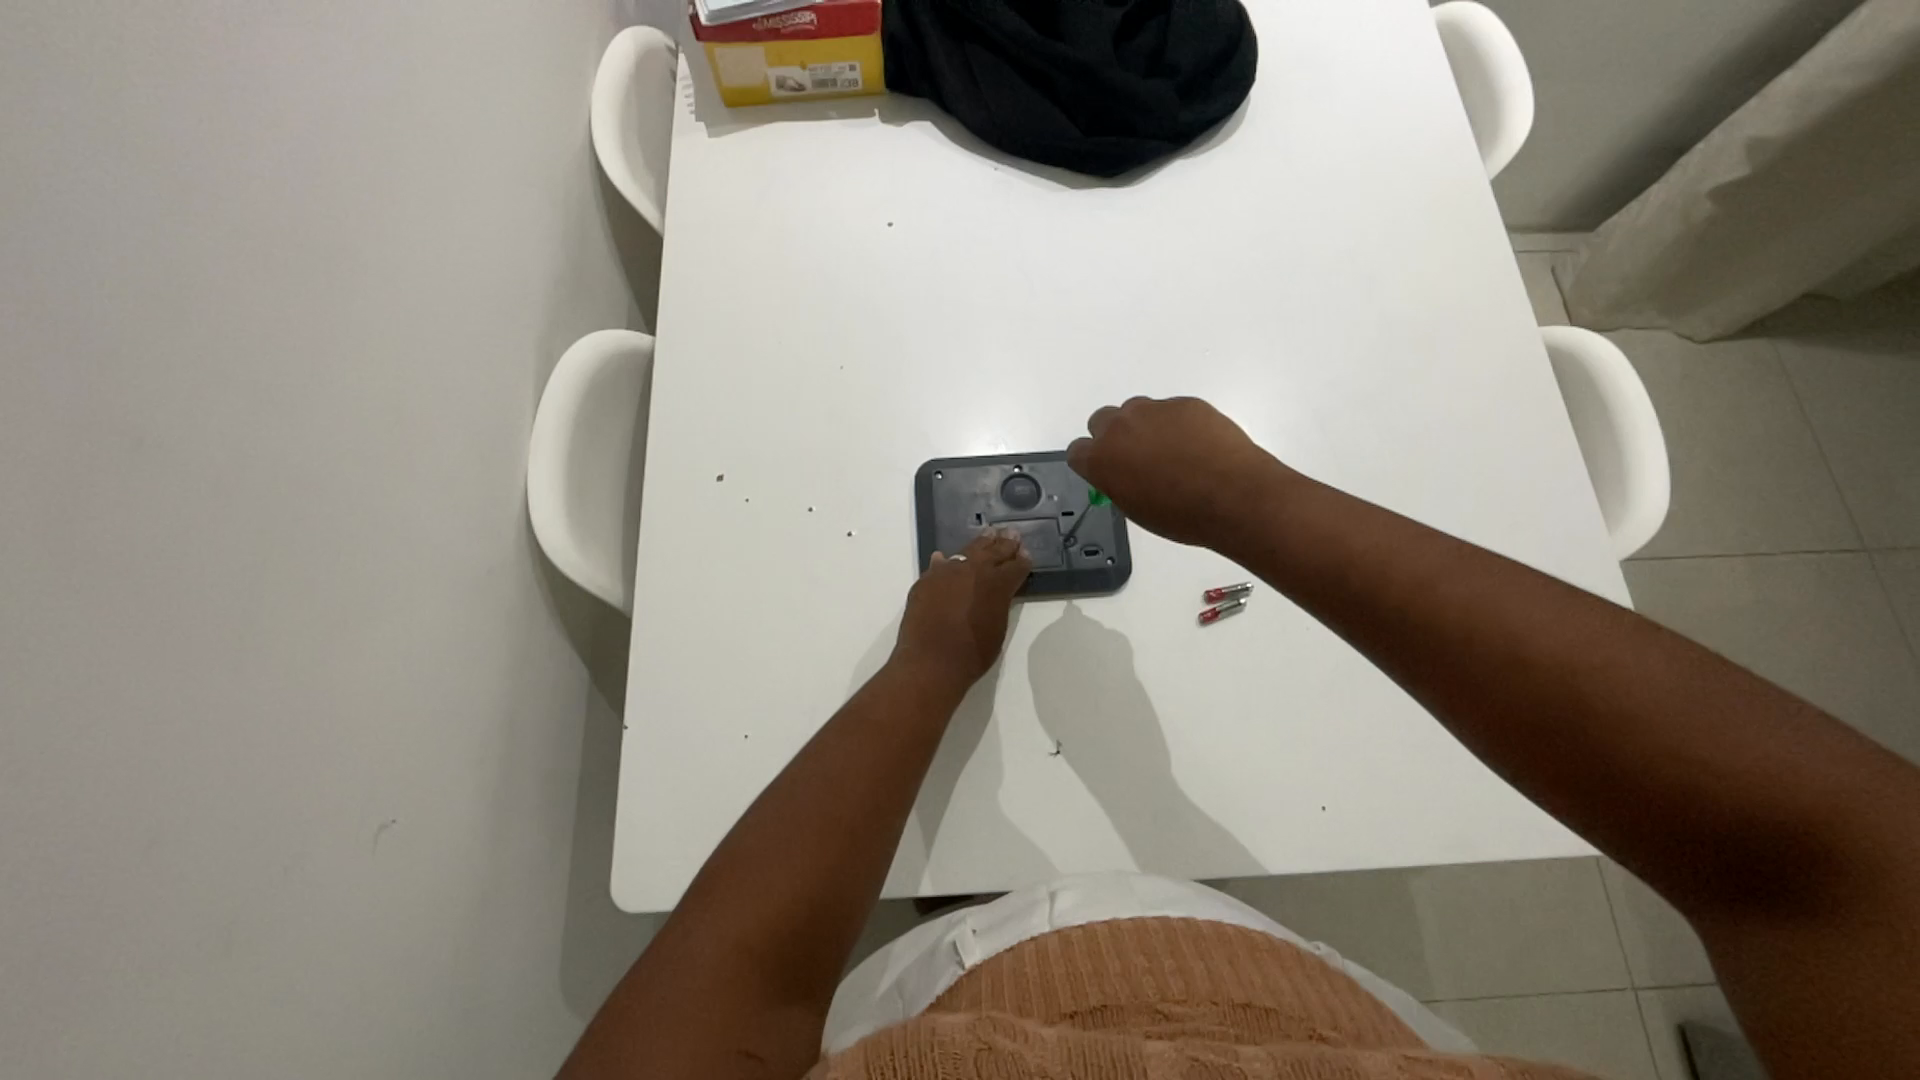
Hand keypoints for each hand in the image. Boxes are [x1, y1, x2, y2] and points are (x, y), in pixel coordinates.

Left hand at [891, 528, 1031, 692]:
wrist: (931, 660)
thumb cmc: (972, 653)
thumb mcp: (996, 628)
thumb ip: (997, 604)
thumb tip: (993, 593)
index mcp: (998, 584)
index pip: (1016, 567)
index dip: (1022, 562)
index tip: (1026, 555)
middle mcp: (974, 571)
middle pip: (993, 551)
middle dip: (1004, 543)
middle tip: (1012, 533)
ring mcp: (947, 572)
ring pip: (966, 551)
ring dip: (979, 544)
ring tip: (988, 534)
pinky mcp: (926, 580)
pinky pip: (939, 566)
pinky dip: (945, 563)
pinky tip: (945, 558)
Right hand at [1067, 396, 1293, 549]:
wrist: (1233, 496)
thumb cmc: (1181, 515)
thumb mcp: (1136, 509)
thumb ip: (1118, 483)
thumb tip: (1124, 474)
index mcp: (1100, 459)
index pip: (1078, 451)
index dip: (1093, 461)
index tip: (1108, 470)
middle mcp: (1119, 428)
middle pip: (1102, 421)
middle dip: (1114, 436)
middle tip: (1137, 457)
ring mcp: (1153, 410)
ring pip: (1137, 411)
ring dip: (1145, 426)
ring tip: (1172, 451)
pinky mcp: (1184, 403)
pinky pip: (1171, 410)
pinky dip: (1178, 424)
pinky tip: (1198, 445)